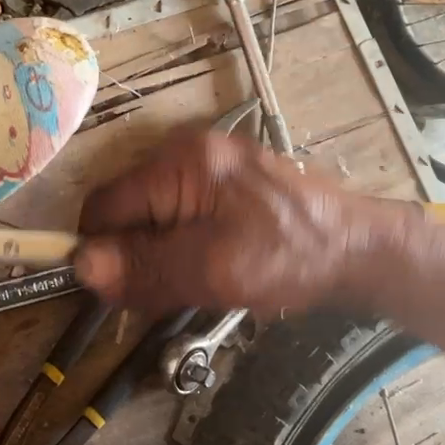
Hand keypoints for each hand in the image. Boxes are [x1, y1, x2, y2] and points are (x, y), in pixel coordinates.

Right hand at [71, 128, 416, 314]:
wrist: (363, 251)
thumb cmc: (292, 257)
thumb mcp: (213, 270)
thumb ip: (146, 267)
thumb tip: (81, 266)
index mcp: (181, 162)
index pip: (104, 207)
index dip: (100, 252)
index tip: (119, 291)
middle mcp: (187, 152)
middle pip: (126, 212)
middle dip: (137, 257)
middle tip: (171, 293)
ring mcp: (207, 166)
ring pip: (151, 219)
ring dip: (160, 258)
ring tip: (199, 282)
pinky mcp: (223, 184)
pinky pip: (178, 218)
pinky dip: (182, 249)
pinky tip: (211, 269)